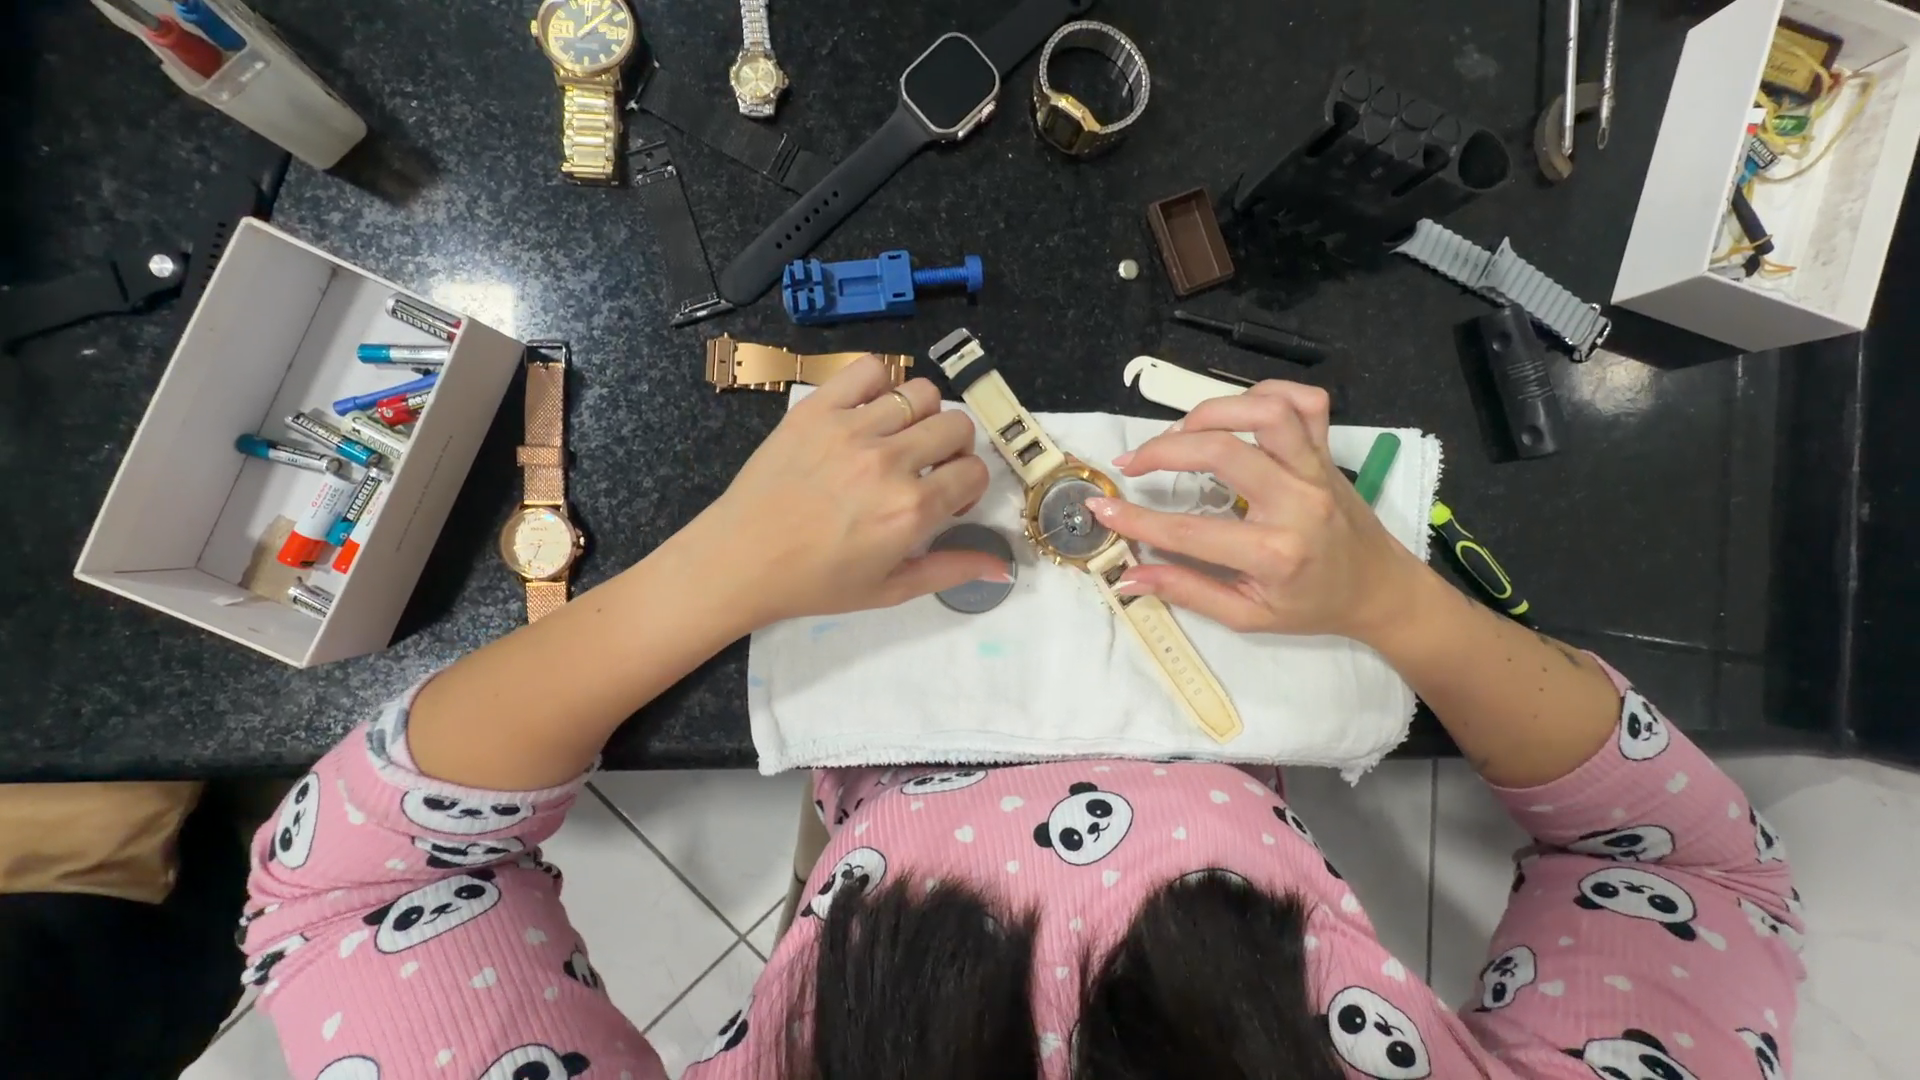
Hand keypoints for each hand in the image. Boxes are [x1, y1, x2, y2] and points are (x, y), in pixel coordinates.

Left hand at [692, 358, 1005, 624]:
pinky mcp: (817, 409)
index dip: (968, 485)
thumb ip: (950, 570)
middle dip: (954, 448)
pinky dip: (879, 383)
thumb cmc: (816, 582)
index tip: (946, 498)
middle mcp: (889, 463)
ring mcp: (852, 430)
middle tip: (927, 468)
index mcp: (911, 510)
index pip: (975, 471)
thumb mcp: (890, 589)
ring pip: (921, 392)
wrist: (741, 559)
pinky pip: (868, 369)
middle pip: (957, 425)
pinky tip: (869, 412)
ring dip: (922, 416)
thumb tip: (1005, 565)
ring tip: (899, 437)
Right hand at [1084, 382, 1422, 642]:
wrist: (1380, 589)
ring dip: (1211, 411)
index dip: (1137, 519)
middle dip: (1165, 451)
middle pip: (1224, 452)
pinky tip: (1235, 414)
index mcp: (1276, 553)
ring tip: (1180, 431)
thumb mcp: (1247, 615)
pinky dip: (1264, 395)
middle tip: (1133, 462)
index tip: (1102, 507)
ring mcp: (1316, 468)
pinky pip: (1304, 401)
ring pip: (1266, 412)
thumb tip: (1127, 577)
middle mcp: (1298, 501)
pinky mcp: (1327, 450)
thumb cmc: (1311, 606)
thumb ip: (1187, 591)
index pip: (1191, 531)